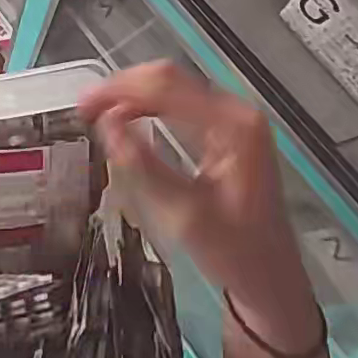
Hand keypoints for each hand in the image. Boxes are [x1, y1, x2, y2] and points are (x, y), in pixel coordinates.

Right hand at [78, 62, 319, 353]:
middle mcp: (236, 109)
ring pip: (174, 85)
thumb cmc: (234, 253)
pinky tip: (127, 116)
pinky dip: (150, 104)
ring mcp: (234, 116)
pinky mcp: (227, 127)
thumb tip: (105, 123)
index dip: (121, 89)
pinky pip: (182, 101)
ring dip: (135, 93)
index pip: (168, 87)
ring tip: (98, 110)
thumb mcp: (183, 215)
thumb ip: (144, 166)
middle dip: (124, 87)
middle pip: (171, 79)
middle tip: (85, 106)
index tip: (84, 104)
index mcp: (233, 125)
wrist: (272, 278)